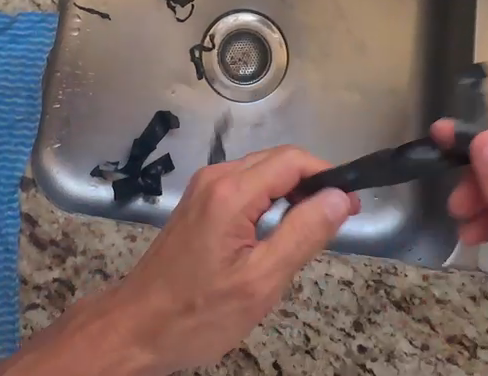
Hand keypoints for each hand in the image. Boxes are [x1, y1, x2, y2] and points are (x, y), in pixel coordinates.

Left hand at [0, 146, 357, 375]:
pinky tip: (276, 233)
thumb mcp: (260, 281)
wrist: (136, 327)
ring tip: (310, 231)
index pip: (292, 160)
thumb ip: (303, 234)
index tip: (350, 205)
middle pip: (277, 161)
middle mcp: (216, 176)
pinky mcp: (199, 201)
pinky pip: (245, 186)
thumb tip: (339, 198)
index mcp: (232, 191)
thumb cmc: (198, 312)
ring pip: (261, 172)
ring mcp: (204, 187)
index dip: (327, 176)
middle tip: (337, 221)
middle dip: (311, 184)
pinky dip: (268, 200)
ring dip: (290, 193)